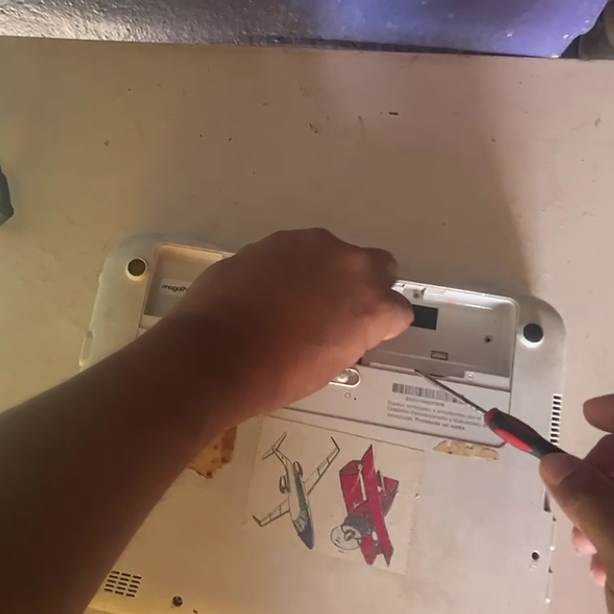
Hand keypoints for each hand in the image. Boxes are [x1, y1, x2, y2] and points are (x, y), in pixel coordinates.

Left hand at [158, 229, 413, 422]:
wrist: (215, 352)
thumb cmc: (277, 374)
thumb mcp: (330, 363)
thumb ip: (349, 332)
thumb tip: (341, 324)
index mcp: (374, 304)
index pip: (398, 310)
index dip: (380, 324)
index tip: (362, 334)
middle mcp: (350, 264)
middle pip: (376, 266)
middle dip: (363, 284)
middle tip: (334, 310)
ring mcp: (308, 245)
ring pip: (330, 253)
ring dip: (321, 271)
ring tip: (290, 301)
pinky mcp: (272, 240)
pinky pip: (291, 252)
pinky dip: (286, 267)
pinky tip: (262, 291)